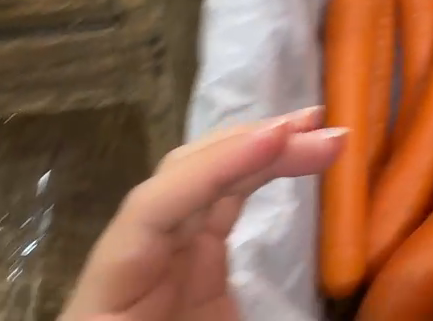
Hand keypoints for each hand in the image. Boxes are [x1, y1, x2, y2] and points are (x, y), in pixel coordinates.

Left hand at [60, 107, 344, 320]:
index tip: (278, 139)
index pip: (153, 210)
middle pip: (183, 176)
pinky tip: (291, 154)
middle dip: (251, 144)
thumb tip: (324, 316)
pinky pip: (223, 202)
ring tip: (318, 131)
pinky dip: (258, 173)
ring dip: (262, 147)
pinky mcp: (194, 263)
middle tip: (319, 130)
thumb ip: (231, 310)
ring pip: (207, 179)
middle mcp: (134, 258)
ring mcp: (164, 256)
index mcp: (108, 296)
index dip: (213, 168)